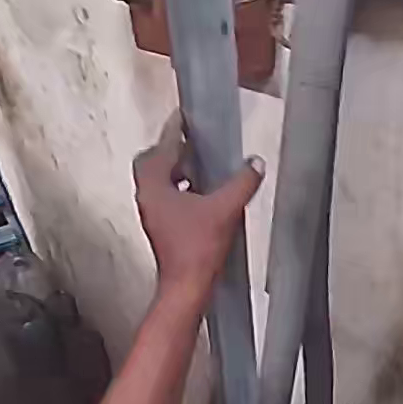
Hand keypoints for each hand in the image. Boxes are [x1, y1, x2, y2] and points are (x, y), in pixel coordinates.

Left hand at [134, 112, 263, 297]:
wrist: (188, 285)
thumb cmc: (197, 250)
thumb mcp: (226, 209)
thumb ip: (242, 183)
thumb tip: (254, 165)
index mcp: (154, 188)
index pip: (160, 148)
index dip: (172, 131)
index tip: (181, 118)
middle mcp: (148, 199)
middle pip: (152, 164)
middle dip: (171, 151)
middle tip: (190, 142)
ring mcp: (153, 215)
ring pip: (160, 182)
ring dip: (177, 171)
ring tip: (201, 164)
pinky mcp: (163, 228)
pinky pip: (168, 198)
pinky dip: (182, 190)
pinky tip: (204, 194)